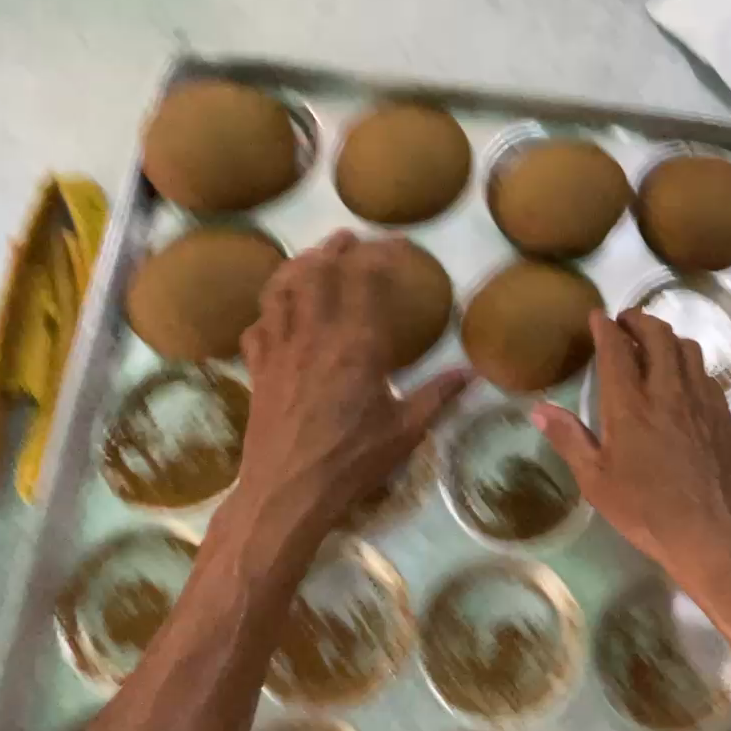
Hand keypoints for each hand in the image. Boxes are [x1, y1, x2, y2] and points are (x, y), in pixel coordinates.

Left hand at [227, 231, 468, 575]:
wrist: (287, 491)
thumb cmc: (352, 462)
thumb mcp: (407, 432)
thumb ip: (438, 396)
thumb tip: (472, 375)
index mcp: (358, 347)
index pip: (368, 280)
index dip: (383, 253)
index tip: (400, 243)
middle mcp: (315, 335)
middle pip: (319, 271)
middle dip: (336, 247)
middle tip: (351, 238)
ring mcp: (280, 348)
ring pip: (282, 287)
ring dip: (298, 264)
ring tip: (313, 258)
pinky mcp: (257, 368)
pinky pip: (258, 324)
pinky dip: (269, 308)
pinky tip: (278, 312)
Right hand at [532, 309, 730, 586]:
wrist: (713, 532)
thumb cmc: (646, 510)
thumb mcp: (596, 481)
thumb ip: (569, 439)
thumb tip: (538, 409)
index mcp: (630, 405)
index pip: (616, 349)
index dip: (605, 327)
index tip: (597, 317)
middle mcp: (667, 391)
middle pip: (657, 335)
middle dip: (639, 320)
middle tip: (625, 322)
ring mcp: (701, 399)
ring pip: (687, 348)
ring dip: (667, 337)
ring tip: (654, 343)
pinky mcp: (723, 413)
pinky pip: (706, 372)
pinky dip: (689, 362)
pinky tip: (683, 377)